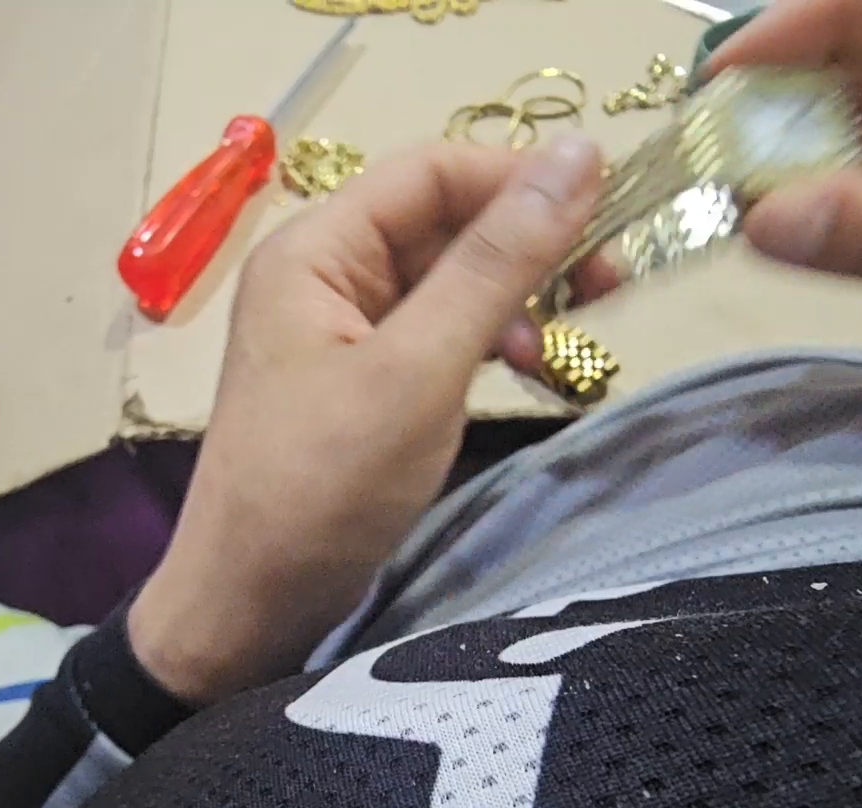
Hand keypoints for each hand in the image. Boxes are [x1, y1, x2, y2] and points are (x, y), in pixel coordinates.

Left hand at [128, 135, 607, 703]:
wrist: (254, 599)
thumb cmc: (324, 485)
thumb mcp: (417, 369)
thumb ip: (496, 264)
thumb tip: (579, 154)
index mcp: (316, 252)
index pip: (431, 174)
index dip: (520, 182)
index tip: (607, 216)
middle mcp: (323, 280)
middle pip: (441, 227)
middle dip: (524, 251)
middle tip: (606, 291)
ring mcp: (340, 337)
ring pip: (444, 287)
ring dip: (509, 304)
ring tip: (553, 351)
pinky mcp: (360, 387)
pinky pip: (432, 340)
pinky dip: (480, 347)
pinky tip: (516, 370)